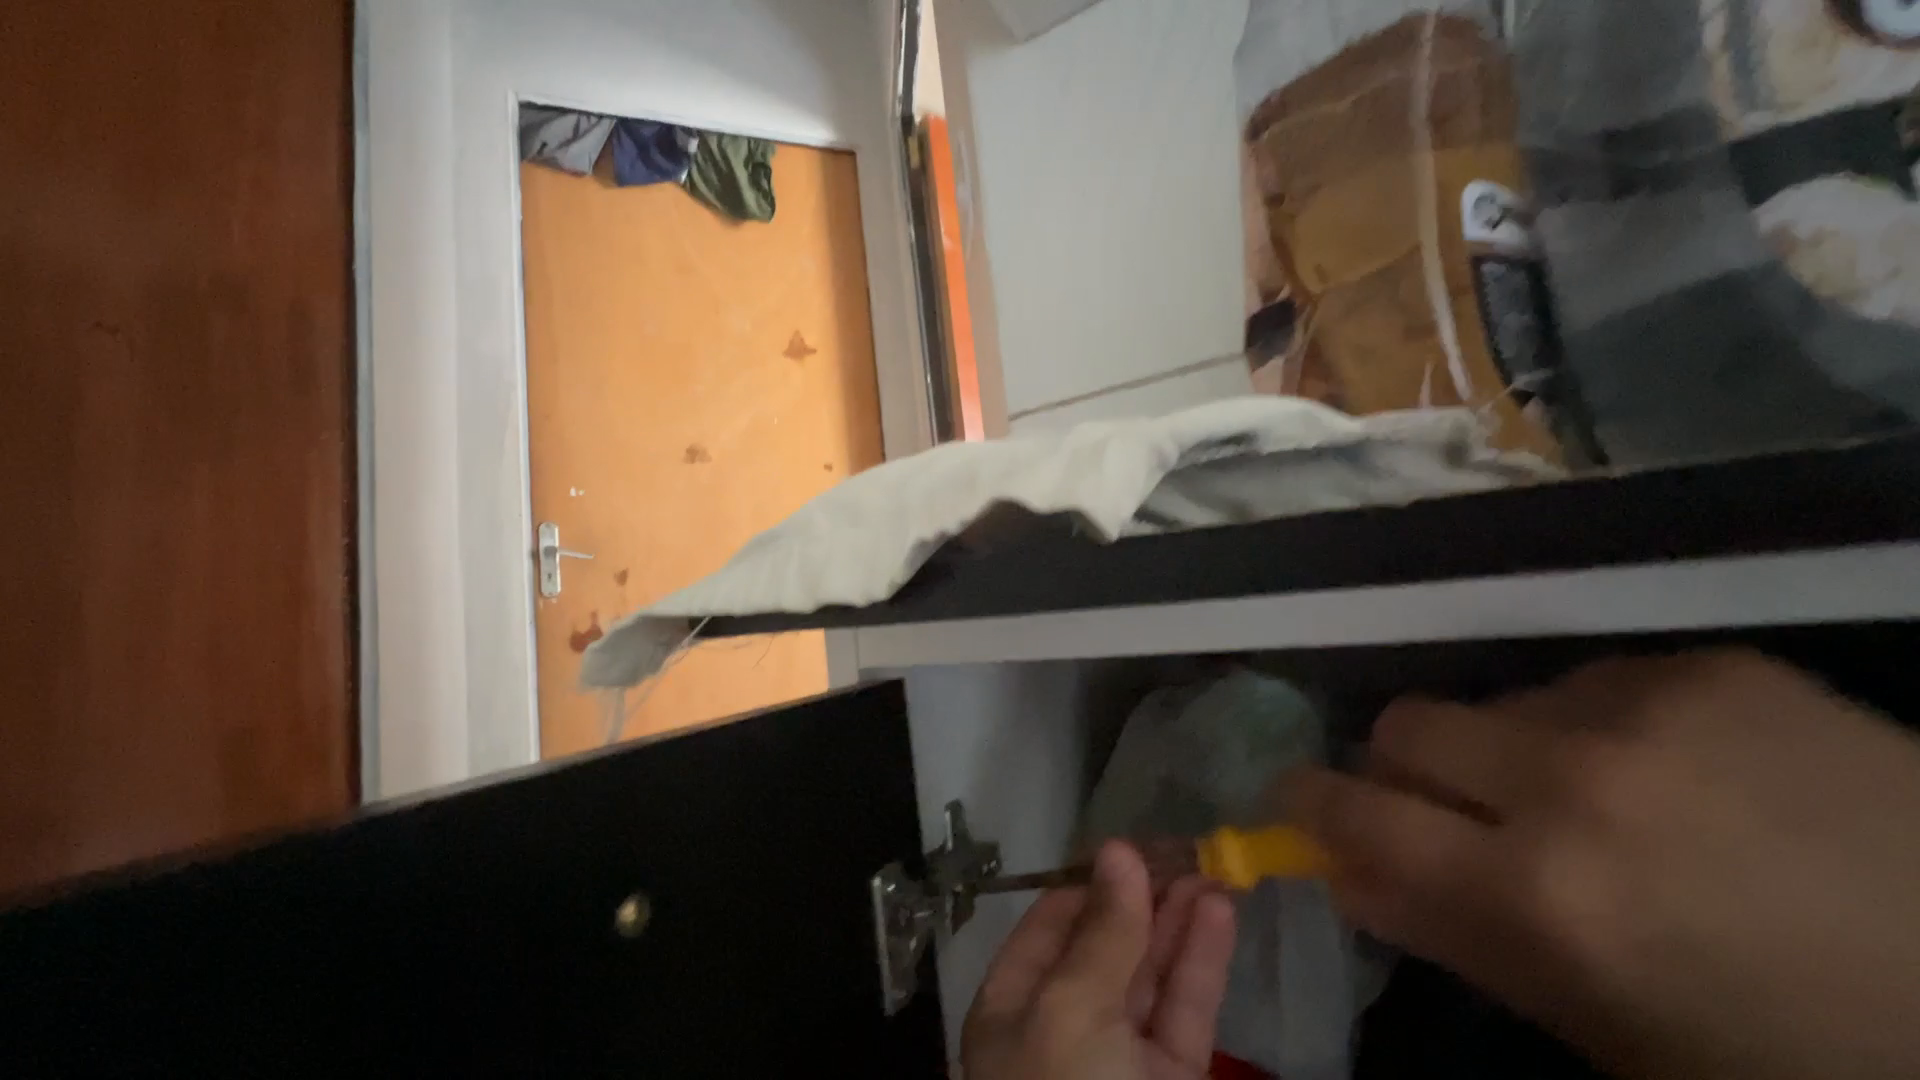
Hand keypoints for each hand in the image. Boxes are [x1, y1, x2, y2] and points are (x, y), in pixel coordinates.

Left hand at [962, 841, 1237, 1079]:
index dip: (1091, 881)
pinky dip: (1201, 964)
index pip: (1051, 924)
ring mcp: (1120, 1055)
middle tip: (1183, 848)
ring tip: (1209, 869)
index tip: (1134, 843)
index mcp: (1014, 1005)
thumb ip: (1100, 935)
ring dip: (1179, 921)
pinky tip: (1218, 915)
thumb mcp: (1067, 1013)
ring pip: (1151, 973)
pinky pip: (1184, 1011)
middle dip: (1144, 896)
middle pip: (1106, 943)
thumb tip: (1117, 852)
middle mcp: (1063, 1024)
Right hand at [1294, 650, 1919, 1079]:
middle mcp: (1571, 779)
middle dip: (1409, 771)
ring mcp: (1643, 708)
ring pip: (1496, 702)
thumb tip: (1344, 872)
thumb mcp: (1601, 1025)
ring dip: (1512, 750)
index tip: (1303, 803)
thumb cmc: (1782, 1045)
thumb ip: (1451, 935)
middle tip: (1457, 810)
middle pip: (1403, 724)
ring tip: (1603, 801)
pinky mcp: (1709, 665)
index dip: (1310, 804)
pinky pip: (1589, 681)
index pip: (1353, 811)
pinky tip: (1682, 774)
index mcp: (1538, 892)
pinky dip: (1599, 727)